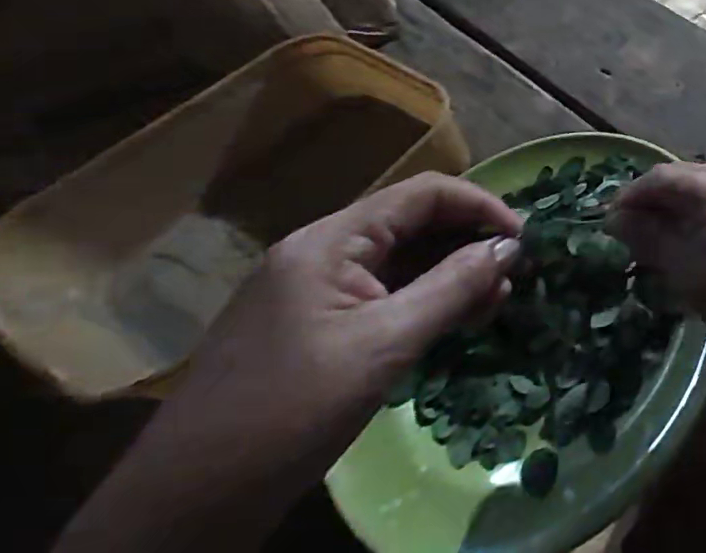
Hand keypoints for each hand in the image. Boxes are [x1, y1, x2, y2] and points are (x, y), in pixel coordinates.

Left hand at [178, 171, 525, 457]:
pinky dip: (430, 300)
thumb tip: (512, 247)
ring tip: (495, 303)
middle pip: (417, 223)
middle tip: (515, 276)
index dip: (481, 207)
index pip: (424, 194)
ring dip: (456, 274)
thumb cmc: (286, 414)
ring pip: (407, 260)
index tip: (523, 240)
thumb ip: (453, 287)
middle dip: (472, 243)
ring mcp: (319, 290)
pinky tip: (460, 319)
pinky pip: (390, 292)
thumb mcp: (384, 345)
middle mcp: (324, 253)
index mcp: (329, 243)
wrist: (182, 511)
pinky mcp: (321, 325)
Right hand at [609, 161, 705, 364]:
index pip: (662, 177)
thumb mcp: (689, 274)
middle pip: (681, 175)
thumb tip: (616, 218)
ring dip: (672, 203)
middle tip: (625, 230)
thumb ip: (651, 239)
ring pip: (700, 184)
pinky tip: (685, 233)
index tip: (605, 222)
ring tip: (651, 233)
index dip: (630, 196)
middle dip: (650, 198)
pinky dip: (694, 208)